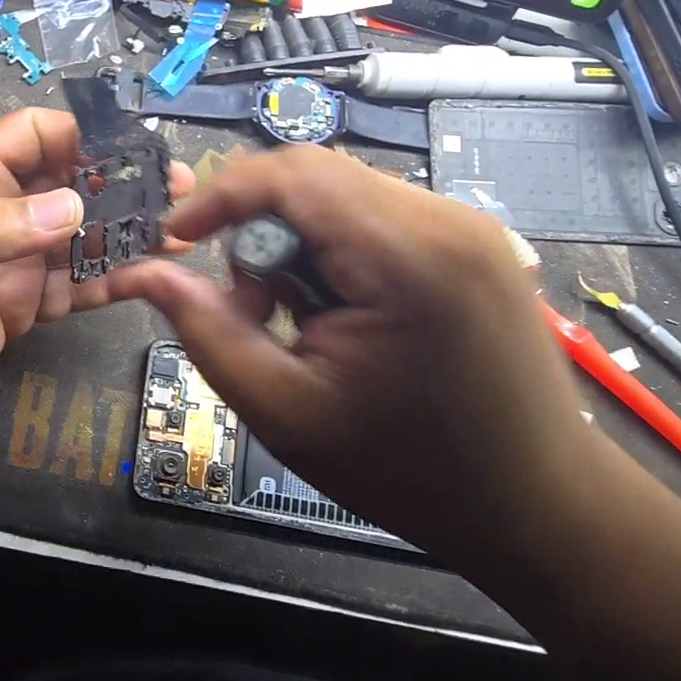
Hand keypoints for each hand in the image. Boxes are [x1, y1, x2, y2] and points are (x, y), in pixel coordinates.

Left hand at [0, 108, 193, 442]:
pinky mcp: (23, 308)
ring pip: (81, 235)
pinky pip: (75, 287)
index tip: (132, 147)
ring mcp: (12, 263)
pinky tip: (150, 278)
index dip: (80, 134)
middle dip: (120, 182)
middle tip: (176, 193)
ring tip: (178, 235)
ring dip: (127, 232)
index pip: (29, 137)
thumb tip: (69, 207)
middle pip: (68, 182)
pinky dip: (112, 281)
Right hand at [105, 146, 591, 550]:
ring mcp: (469, 227)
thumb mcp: (282, 408)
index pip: (292, 172)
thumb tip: (142, 275)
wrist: (537, 508)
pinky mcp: (473, 244)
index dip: (219, 194)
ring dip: (296, 247)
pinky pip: (375, 220)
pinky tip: (339, 316)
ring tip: (295, 324)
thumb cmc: (407, 471)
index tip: (175, 240)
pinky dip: (335, 255)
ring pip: (341, 198)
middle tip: (249, 311)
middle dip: (259, 232)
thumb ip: (206, 330)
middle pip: (315, 180)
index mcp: (406, 255)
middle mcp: (446, 219)